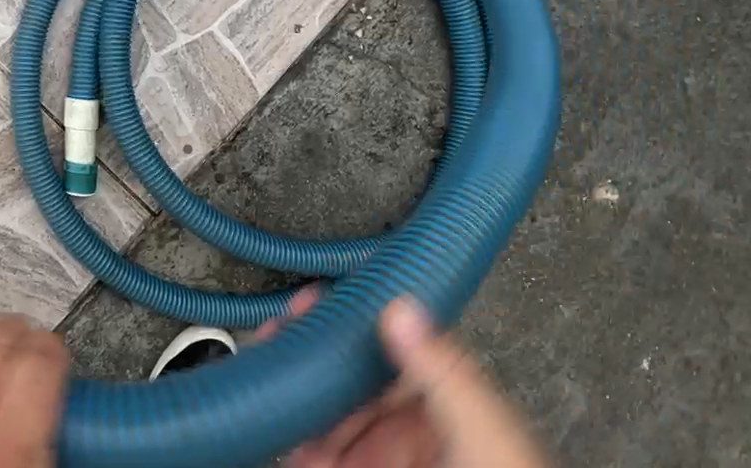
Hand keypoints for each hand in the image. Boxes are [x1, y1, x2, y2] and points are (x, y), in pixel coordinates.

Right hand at [280, 293, 548, 467]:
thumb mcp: (489, 447)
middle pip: (347, 377)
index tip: (318, 299)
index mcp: (448, 416)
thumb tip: (403, 309)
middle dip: (308, 347)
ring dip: (287, 382)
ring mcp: (372, 462)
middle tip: (277, 328)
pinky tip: (262, 412)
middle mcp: (405, 438)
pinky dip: (278, 431)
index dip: (352, 319)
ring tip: (261, 359)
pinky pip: (304, 453)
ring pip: (319, 411)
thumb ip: (450, 380)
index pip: (393, 350)